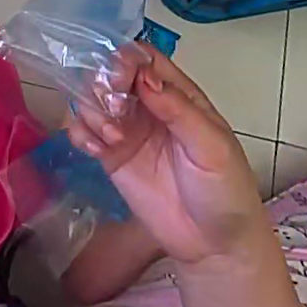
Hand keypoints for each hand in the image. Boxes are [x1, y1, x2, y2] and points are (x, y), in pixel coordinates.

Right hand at [66, 47, 266, 267]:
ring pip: (93, 99)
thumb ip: (179, 110)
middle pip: (110, 74)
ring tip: (112, 138)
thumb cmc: (225, 190)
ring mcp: (127, 130)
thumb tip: (144, 78)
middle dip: (103, 85)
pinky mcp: (110, 156)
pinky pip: (83, 132)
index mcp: (177, 94)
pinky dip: (81, 133)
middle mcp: (147, 106)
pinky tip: (96, 150)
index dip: (126, 60)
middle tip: (113, 109)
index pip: (144, 59)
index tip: (119, 78)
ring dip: (93, 111)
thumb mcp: (212, 147)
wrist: (215, 247)